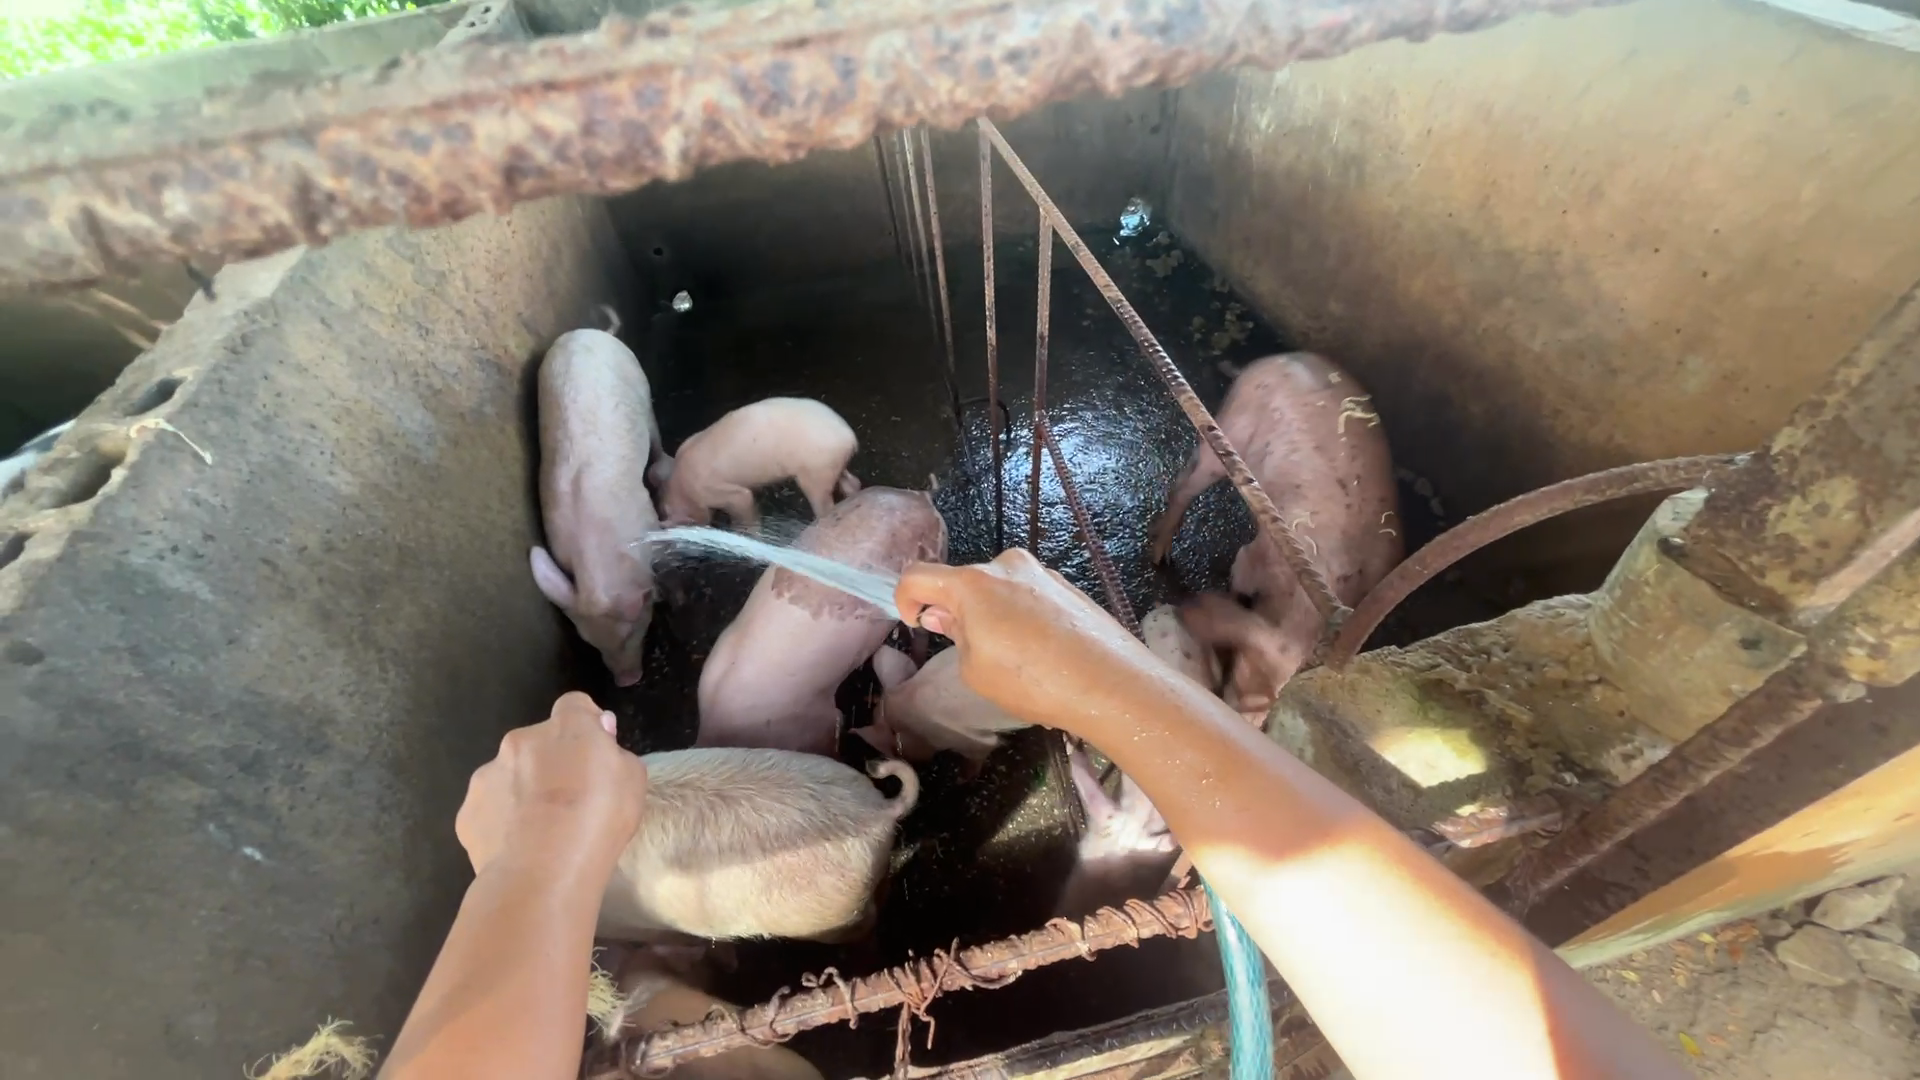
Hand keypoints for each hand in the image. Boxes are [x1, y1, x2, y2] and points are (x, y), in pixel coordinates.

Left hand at [455, 692, 647, 879]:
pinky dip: (503, 818)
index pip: (575, 704)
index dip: (586, 723)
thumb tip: (598, 743)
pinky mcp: (466, 813)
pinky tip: (520, 844)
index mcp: (566, 727)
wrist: (542, 873)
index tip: (596, 749)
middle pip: (539, 741)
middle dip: (552, 759)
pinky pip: (490, 806)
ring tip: (541, 827)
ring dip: (524, 788)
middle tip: (571, 795)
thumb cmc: (599, 818)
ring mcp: (487, 776)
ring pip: (510, 773)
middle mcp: (521, 741)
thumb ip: (614, 754)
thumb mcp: (632, 779)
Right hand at [894, 549, 1178, 740]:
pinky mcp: (1067, 586)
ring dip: (991, 615)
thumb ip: (955, 635)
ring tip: (1015, 659)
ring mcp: (1042, 573)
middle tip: (972, 652)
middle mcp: (1006, 566)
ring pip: (998, 589)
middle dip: (957, 611)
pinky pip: (1028, 596)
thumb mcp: (976, 670)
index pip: (918, 575)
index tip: (917, 625)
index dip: (905, 599)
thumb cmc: (1033, 680)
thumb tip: (948, 615)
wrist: (1112, 683)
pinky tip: (1043, 653)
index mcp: (973, 582)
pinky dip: (1021, 617)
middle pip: (963, 582)